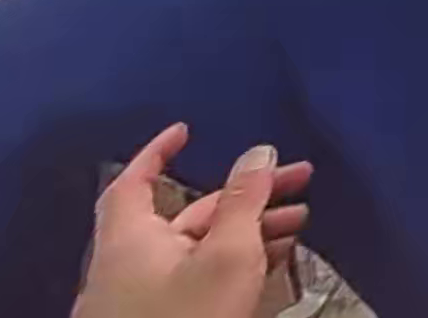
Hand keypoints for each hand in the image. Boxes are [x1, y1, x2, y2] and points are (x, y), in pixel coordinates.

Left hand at [73, 123, 312, 317]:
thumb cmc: (190, 317)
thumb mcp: (229, 251)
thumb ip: (244, 197)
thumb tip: (257, 151)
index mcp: (130, 246)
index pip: (132, 187)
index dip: (155, 154)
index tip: (188, 129)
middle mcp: (127, 269)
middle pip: (189, 215)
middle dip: (248, 193)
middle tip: (300, 177)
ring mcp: (139, 302)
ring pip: (202, 245)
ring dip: (253, 225)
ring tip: (300, 220)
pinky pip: (199, 273)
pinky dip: (239, 256)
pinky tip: (277, 255)